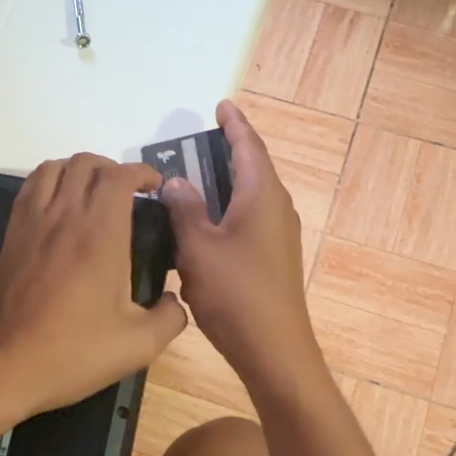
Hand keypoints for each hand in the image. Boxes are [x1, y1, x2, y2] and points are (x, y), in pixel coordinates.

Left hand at [0, 154, 187, 419]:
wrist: (5, 368)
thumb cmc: (74, 355)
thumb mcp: (138, 346)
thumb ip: (170, 317)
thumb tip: (174, 300)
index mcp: (100, 235)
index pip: (120, 176)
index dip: (142, 172)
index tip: (155, 187)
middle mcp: (64, 217)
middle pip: (85, 163)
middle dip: (112, 168)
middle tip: (128, 194)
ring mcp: (31, 224)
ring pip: (53, 168)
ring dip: (78, 170)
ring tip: (93, 194)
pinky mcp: (10, 238)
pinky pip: (29, 189)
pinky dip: (49, 183)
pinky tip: (59, 209)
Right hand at [162, 100, 319, 386]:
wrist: (273, 348)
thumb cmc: (235, 293)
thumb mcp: (198, 248)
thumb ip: (185, 210)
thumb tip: (177, 181)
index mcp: (261, 196)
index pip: (248, 147)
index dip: (233, 125)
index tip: (221, 106)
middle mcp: (276, 210)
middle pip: (251, 170)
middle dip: (225, 155)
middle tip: (194, 146)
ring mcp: (278, 238)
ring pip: (248, 200)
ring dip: (223, 189)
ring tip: (191, 186)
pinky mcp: (273, 262)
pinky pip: (247, 225)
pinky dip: (225, 216)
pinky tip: (201, 232)